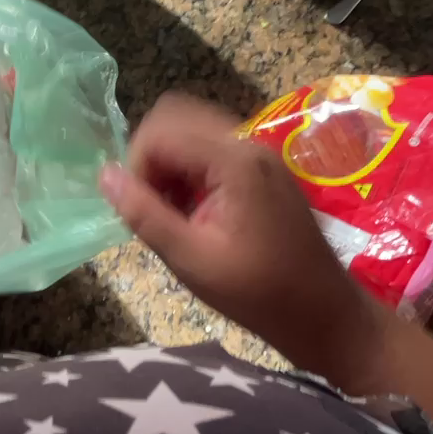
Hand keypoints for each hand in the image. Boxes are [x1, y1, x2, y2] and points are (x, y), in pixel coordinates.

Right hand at [99, 95, 386, 386]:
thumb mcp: (191, 260)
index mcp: (234, 162)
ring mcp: (257, 150)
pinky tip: (193, 204)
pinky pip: (207, 142)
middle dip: (150, 155)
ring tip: (172, 205)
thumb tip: (104, 175)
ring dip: (168, 159)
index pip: (159, 134)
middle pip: (173, 116)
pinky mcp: (260, 164)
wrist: (328, 318)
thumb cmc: (260, 295)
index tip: (143, 210)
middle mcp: (247, 142)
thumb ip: (144, 214)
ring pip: (188, 125)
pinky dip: (187, 163)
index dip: (138, 168)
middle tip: (154, 201)